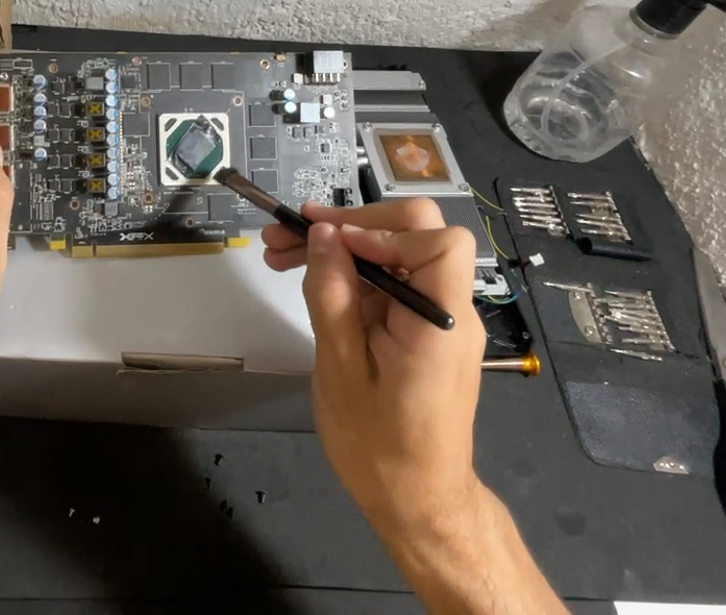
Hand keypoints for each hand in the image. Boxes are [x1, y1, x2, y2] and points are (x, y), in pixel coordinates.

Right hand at [262, 200, 486, 537]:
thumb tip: (321, 233)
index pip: (438, 243)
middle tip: (287, 233)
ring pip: (391, 252)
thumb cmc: (377, 444)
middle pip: (414, 233)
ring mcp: (433, 316)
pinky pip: (386, 281)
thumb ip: (332, 294)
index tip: (334, 245)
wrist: (414, 500)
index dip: (383, 232)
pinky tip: (305, 274)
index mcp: (440, 321)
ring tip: (277, 251)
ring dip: (337, 245)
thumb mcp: (341, 368)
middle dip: (347, 225)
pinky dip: (346, 271)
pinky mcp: (416, 326)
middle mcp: (448, 309)